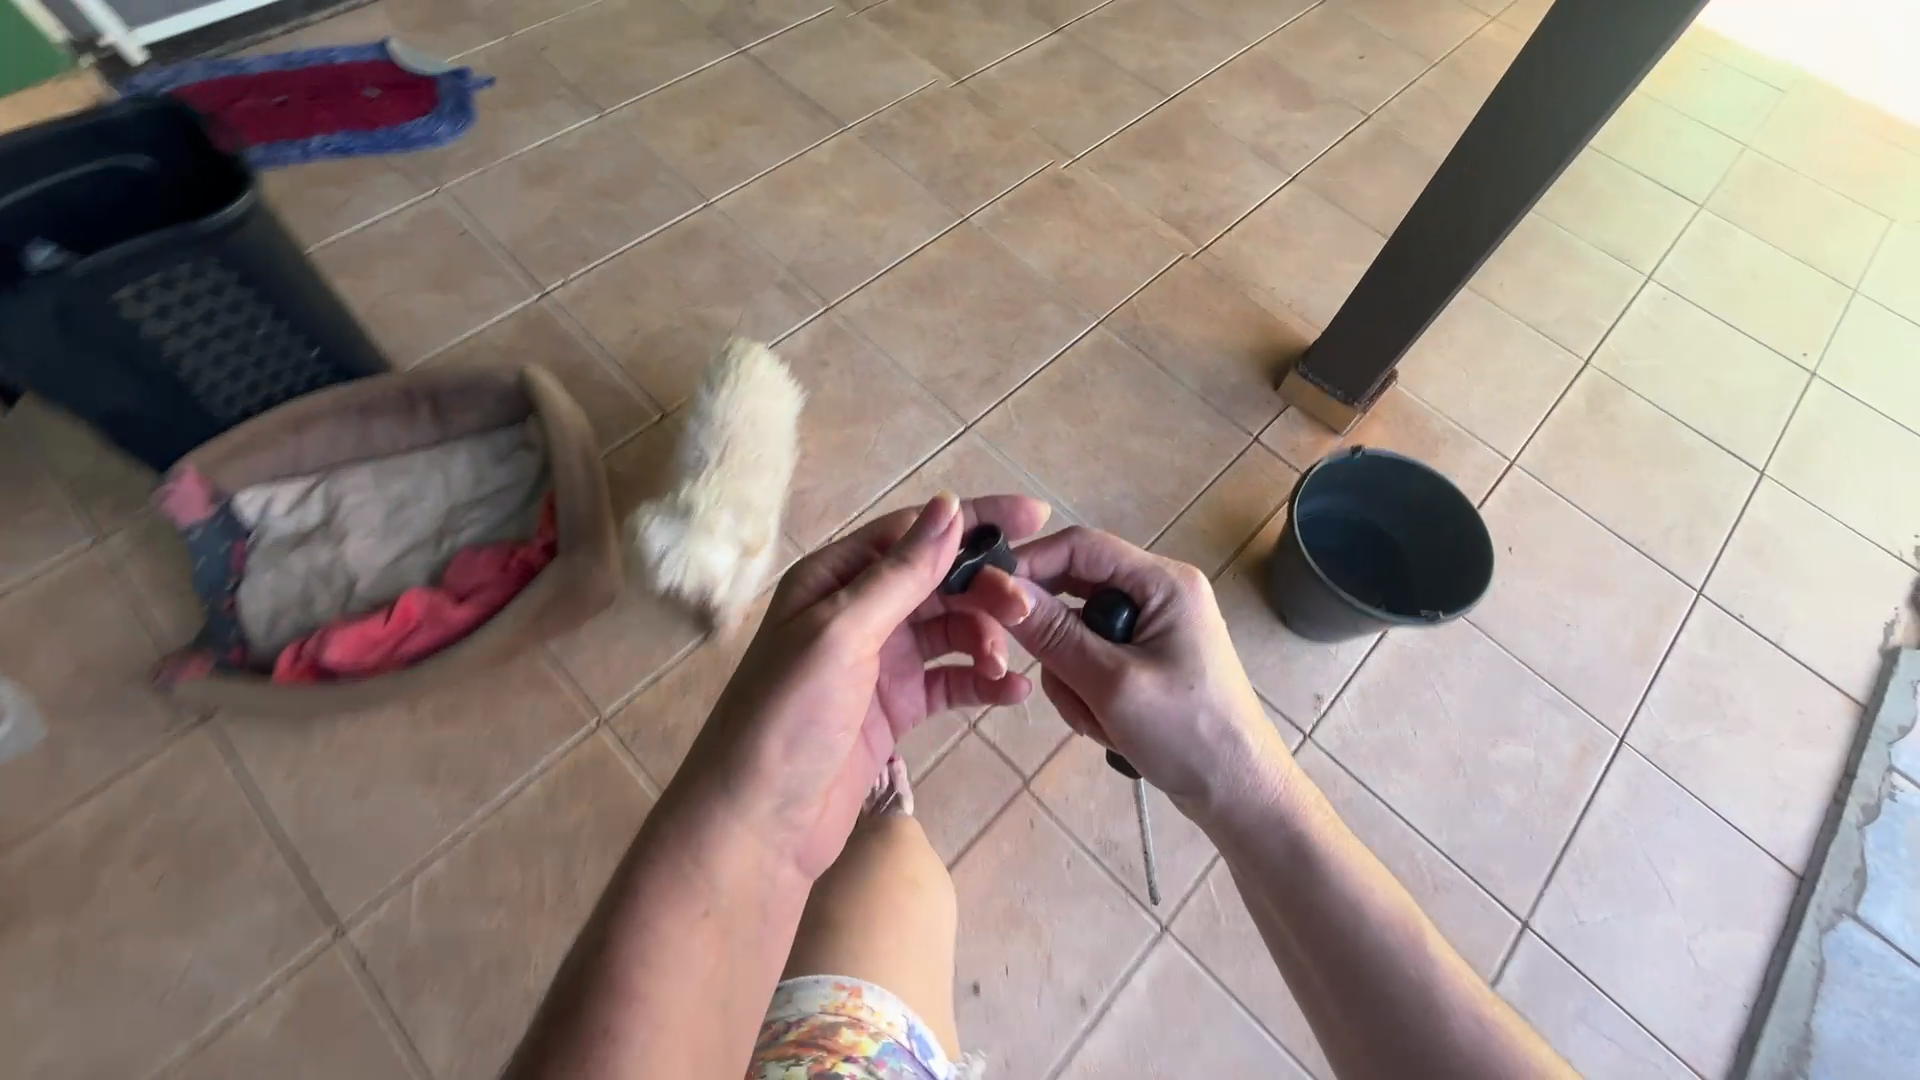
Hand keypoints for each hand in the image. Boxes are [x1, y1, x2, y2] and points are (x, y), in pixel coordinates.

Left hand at [673, 493, 1049, 879]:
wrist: (758, 824)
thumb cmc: (789, 713)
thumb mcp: (843, 631)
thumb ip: (901, 572)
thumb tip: (950, 505)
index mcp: (836, 577)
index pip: (915, 531)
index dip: (975, 520)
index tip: (1036, 516)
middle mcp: (859, 610)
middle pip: (939, 581)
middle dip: (985, 589)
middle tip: (1023, 610)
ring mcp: (879, 660)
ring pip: (950, 629)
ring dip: (984, 638)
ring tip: (1000, 664)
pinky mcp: (896, 705)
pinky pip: (950, 680)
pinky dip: (980, 681)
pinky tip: (1011, 691)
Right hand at [1007, 526, 1291, 822]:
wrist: (1239, 796)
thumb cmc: (1187, 734)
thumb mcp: (1111, 683)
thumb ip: (1052, 633)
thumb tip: (997, 587)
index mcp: (1163, 582)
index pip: (1081, 546)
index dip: (1031, 563)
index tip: (986, 592)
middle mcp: (1157, 594)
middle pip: (1075, 591)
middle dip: (1056, 640)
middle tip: (1059, 680)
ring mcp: (1151, 629)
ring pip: (1075, 633)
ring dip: (1073, 677)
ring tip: (1098, 719)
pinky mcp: (1143, 661)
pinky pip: (1091, 660)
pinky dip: (1087, 693)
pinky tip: (1107, 727)